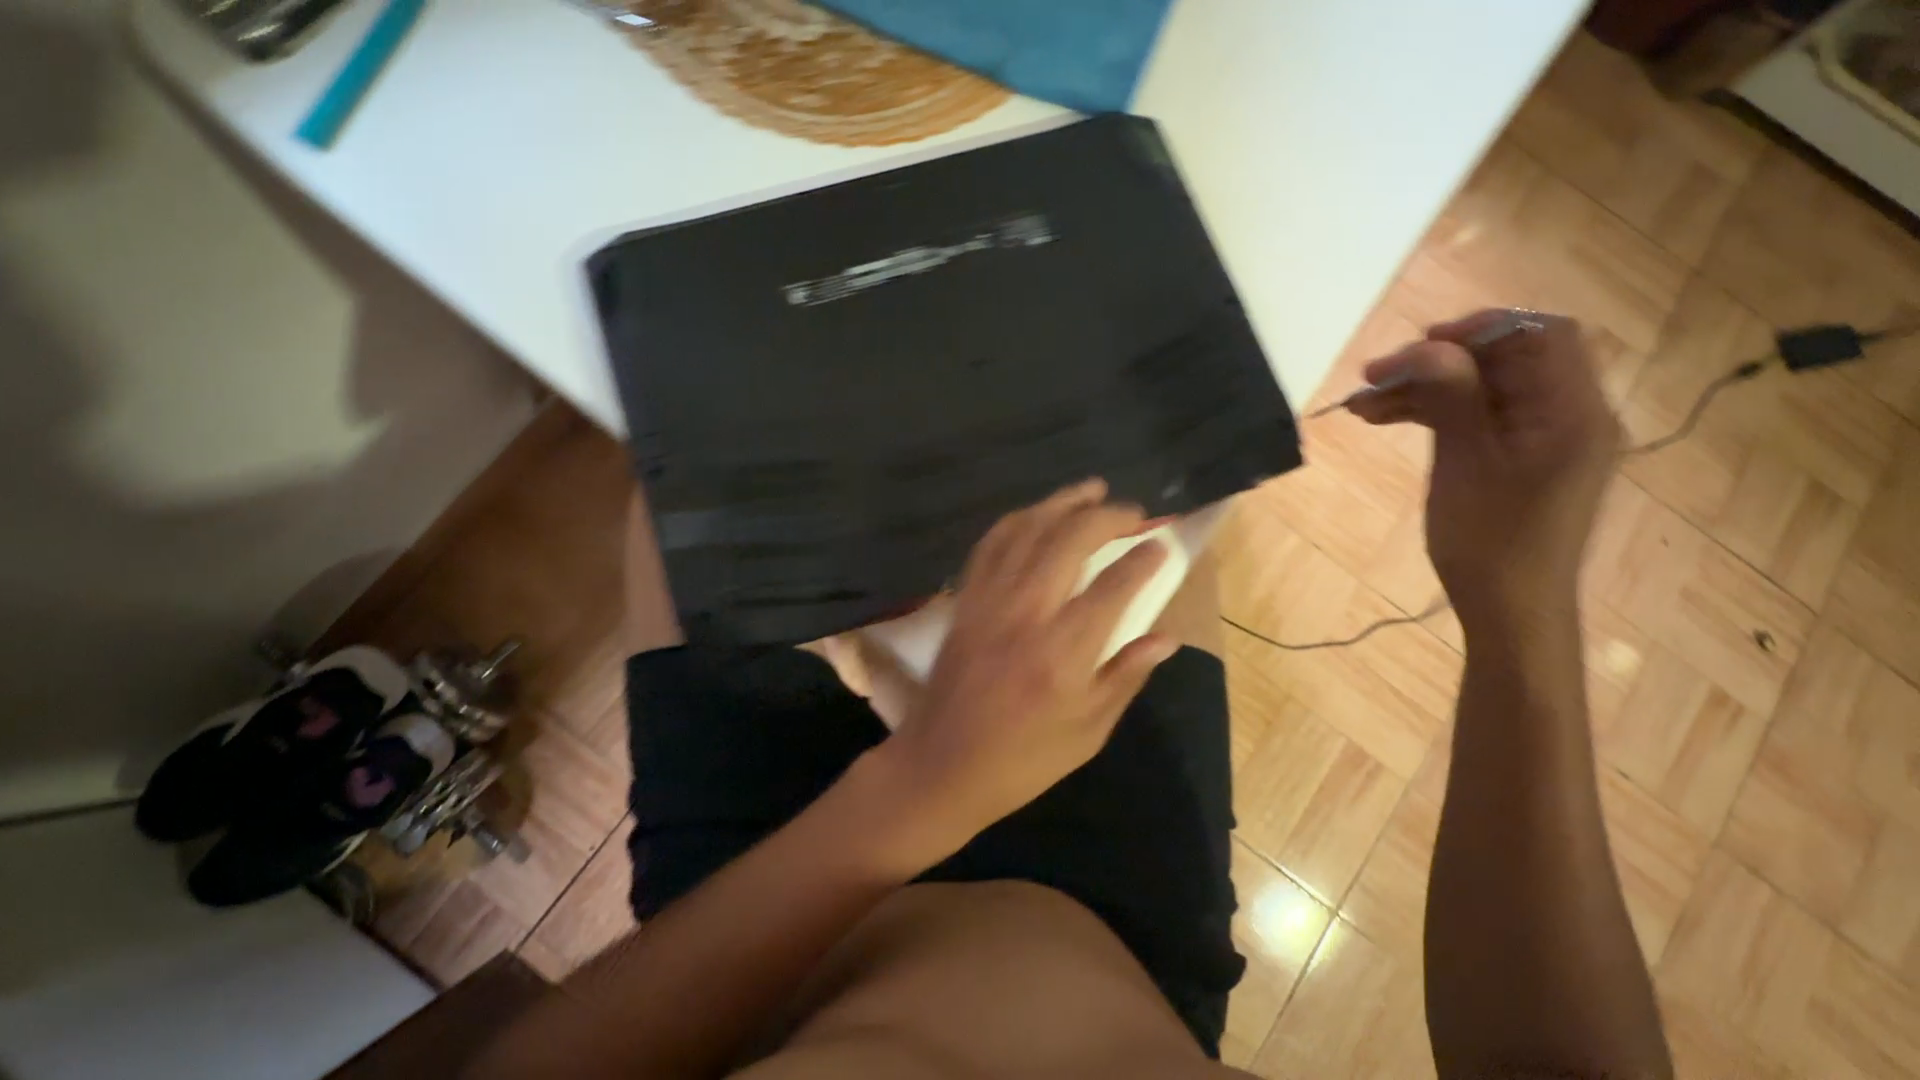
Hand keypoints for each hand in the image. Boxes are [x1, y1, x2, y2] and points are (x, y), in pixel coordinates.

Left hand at [864, 479, 1175, 861]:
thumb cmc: (1024, 759)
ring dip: (1062, 503)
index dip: (1143, 560)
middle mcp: (1026, 613)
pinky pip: (991, 544)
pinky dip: (1018, 520)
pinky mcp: (965, 600)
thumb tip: (1166, 637)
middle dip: (1108, 517)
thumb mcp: (1088, 732)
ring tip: (1092, 489)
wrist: (942, 765)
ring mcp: (990, 600)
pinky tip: (1037, 514)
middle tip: (1134, 514)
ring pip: (1028, 530)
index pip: (1114, 587)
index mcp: (1064, 652)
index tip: (1162, 546)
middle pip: (1070, 540)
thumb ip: (1125, 676)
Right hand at [1348, 310, 1619, 622]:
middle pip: (1505, 360)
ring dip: (1424, 389)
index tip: (1424, 341)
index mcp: (1573, 412)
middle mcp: (1567, 414)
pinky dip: (1434, 414)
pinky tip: (1384, 420)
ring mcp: (1542, 437)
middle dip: (1438, 361)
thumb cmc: (1491, 543)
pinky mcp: (1519, 457)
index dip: (1485, 328)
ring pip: (1480, 389)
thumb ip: (1453, 396)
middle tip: (1376, 375)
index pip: (1544, 336)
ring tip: (1362, 405)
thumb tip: (1428, 345)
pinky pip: (1477, 417)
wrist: (1510, 612)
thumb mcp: (1465, 464)